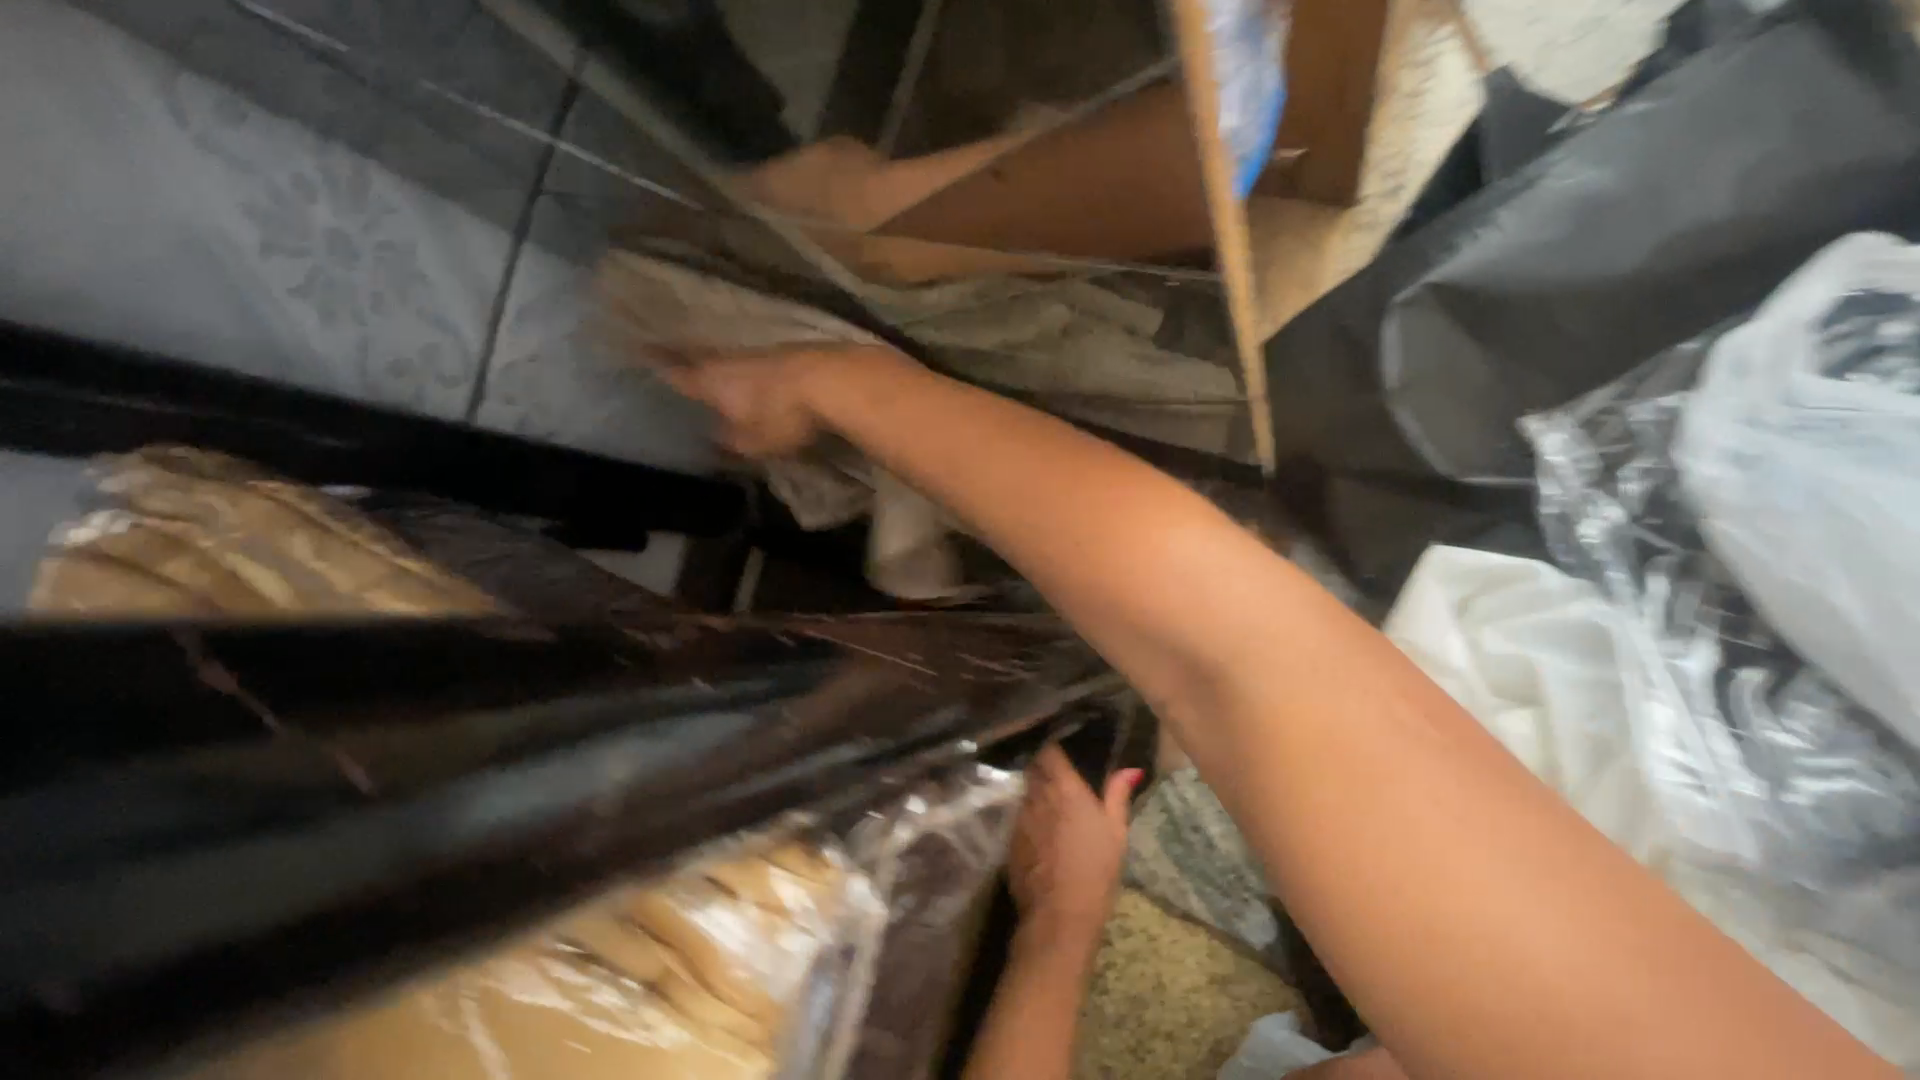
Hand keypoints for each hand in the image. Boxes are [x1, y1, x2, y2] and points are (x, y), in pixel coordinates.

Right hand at [656, 344, 898, 458]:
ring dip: (723, 364)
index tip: (639, 350)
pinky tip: (757, 376)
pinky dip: (753, 370)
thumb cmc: (782, 415)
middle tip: (670, 352)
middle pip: (704, 358)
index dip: (658, 364)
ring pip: (734, 358)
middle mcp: (732, 360)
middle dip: (688, 358)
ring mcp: (763, 354)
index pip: (677, 371)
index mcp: (713, 380)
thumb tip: (715, 439)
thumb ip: (730, 442)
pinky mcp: (792, 355)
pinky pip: (761, 362)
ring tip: (714, 370)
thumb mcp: (752, 442)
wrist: (834, 380)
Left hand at [1008, 745, 1141, 940]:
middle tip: (1060, 778)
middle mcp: (1037, 796)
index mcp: (1064, 788)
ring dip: (1036, 795)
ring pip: (1025, 795)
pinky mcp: (1010, 841)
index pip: (1049, 752)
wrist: (1059, 913)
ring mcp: (1019, 818)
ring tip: (1052, 806)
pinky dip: (1029, 820)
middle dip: (1043, 769)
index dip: (1054, 749)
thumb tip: (1131, 769)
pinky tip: (1041, 834)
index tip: (1063, 753)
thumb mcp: (1116, 831)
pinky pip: (1019, 820)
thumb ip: (1118, 794)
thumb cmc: (1096, 868)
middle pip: (1034, 770)